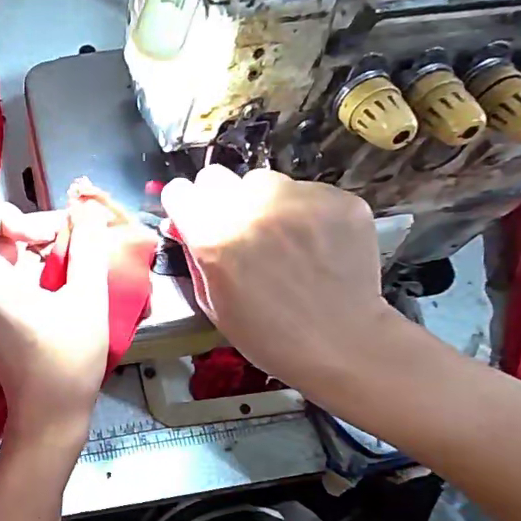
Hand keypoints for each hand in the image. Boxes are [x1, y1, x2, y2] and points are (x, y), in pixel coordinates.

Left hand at [0, 201, 112, 441]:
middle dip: (31, 227)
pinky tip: (64, 281)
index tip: (42, 236)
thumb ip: (87, 249)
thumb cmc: (67, 361)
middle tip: (72, 241)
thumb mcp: (87, 299)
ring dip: (35, 248)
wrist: (49, 416)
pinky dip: (32, 269)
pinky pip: (5, 277)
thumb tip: (88, 210)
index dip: (8, 213)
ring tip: (74, 259)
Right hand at [161, 166, 405, 388]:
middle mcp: (253, 206)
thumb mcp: (214, 304)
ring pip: (265, 182)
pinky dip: (306, 213)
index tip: (192, 219)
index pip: (179, 191)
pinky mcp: (337, 198)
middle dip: (221, 201)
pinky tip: (315, 245)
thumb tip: (186, 228)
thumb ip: (196, 259)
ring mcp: (300, 198)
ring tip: (284, 241)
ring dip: (265, 205)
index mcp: (215, 236)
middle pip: (218, 177)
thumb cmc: (269, 336)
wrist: (341, 342)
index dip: (183, 207)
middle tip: (238, 232)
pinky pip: (307, 193)